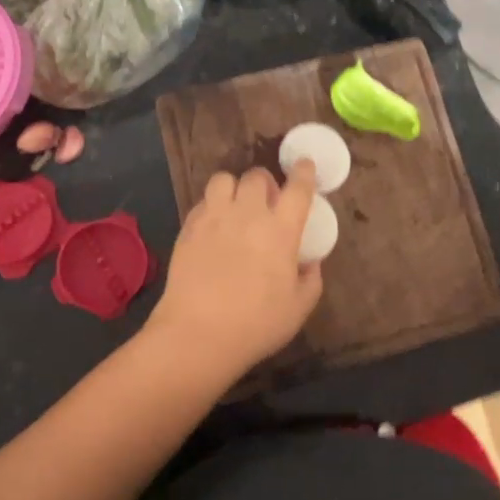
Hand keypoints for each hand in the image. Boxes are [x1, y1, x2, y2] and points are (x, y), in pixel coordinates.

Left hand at [147, 161, 323, 376]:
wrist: (197, 333)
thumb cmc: (256, 324)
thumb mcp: (298, 308)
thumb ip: (310, 279)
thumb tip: (310, 261)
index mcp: (281, 229)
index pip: (298, 188)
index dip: (304, 172)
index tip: (305, 166)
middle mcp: (248, 214)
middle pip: (257, 176)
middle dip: (265, 183)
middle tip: (266, 201)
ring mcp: (215, 217)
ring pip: (224, 179)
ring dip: (234, 188)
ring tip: (235, 207)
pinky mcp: (189, 227)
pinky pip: (203, 202)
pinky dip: (212, 207)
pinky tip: (214, 227)